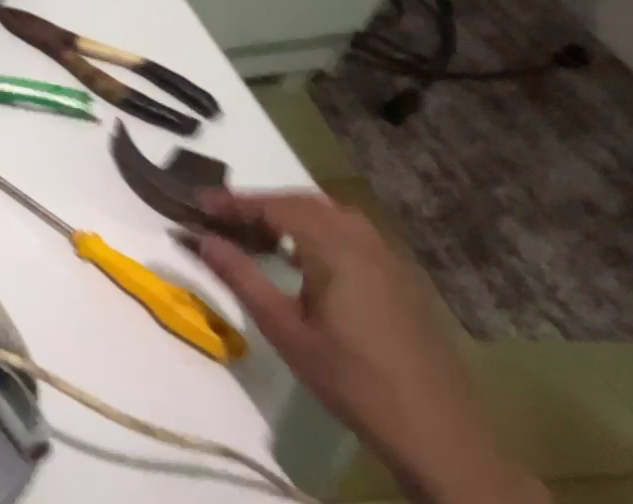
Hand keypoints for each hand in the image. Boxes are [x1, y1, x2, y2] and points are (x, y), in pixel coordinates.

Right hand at [189, 192, 545, 503]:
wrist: (435, 430)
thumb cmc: (350, 379)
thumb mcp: (283, 329)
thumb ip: (241, 277)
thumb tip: (202, 238)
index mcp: (338, 253)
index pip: (278, 208)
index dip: (235, 202)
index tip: (197, 204)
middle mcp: (367, 247)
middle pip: (307, 203)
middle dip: (262, 203)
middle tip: (221, 214)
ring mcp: (390, 263)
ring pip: (335, 216)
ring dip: (292, 212)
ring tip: (257, 230)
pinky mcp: (401, 282)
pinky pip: (354, 235)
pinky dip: (318, 228)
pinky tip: (302, 255)